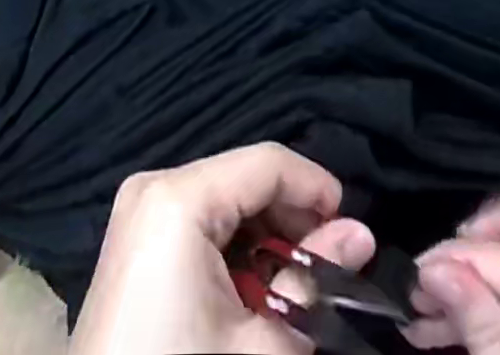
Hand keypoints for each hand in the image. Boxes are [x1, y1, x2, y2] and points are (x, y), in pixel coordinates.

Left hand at [69, 143, 376, 354]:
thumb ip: (314, 280)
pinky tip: (259, 285)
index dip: (318, 189)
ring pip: (226, 196)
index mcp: (178, 196)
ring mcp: (141, 207)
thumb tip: (361, 235)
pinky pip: (201, 217)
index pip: (267, 163)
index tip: (357, 233)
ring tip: (301, 282)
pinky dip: (237, 243)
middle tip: (334, 265)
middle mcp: (154, 184)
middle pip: (245, 177)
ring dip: (269, 232)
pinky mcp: (138, 232)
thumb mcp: (263, 344)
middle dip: (295, 216)